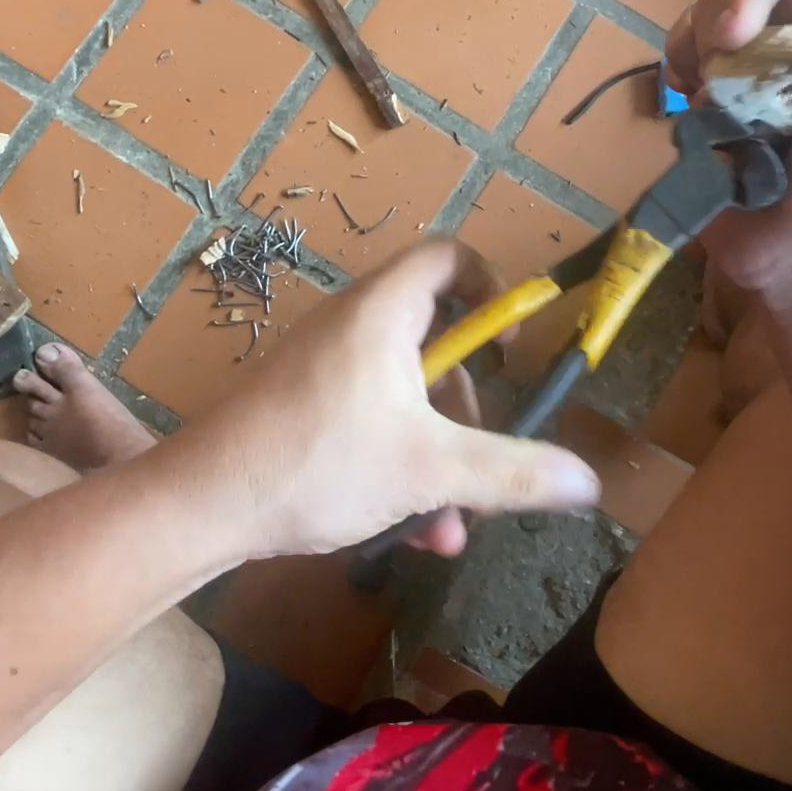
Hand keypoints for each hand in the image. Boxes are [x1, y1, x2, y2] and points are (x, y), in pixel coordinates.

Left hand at [162, 240, 599, 559]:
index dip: (492, 288)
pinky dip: (398, 465)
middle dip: (469, 416)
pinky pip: (371, 420)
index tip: (510, 348)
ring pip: (407, 398)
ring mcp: (325, 367)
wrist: (201, 503)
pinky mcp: (305, 406)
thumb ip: (514, 473)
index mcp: (383, 311)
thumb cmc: (318, 463)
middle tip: (481, 471)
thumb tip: (590, 482)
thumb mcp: (430, 470)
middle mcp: (353, 326)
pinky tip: (409, 533)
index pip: (449, 257)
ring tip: (445, 530)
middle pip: (438, 345)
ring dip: (437, 460)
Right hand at [666, 0, 791, 291]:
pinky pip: (678, 97)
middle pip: (723, 9)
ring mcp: (747, 96)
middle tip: (720, 80)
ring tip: (708, 112)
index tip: (731, 36)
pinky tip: (694, 128)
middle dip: (711, 37)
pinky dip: (679, 107)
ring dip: (691, 71)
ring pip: (692, 49)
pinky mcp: (713, 134)